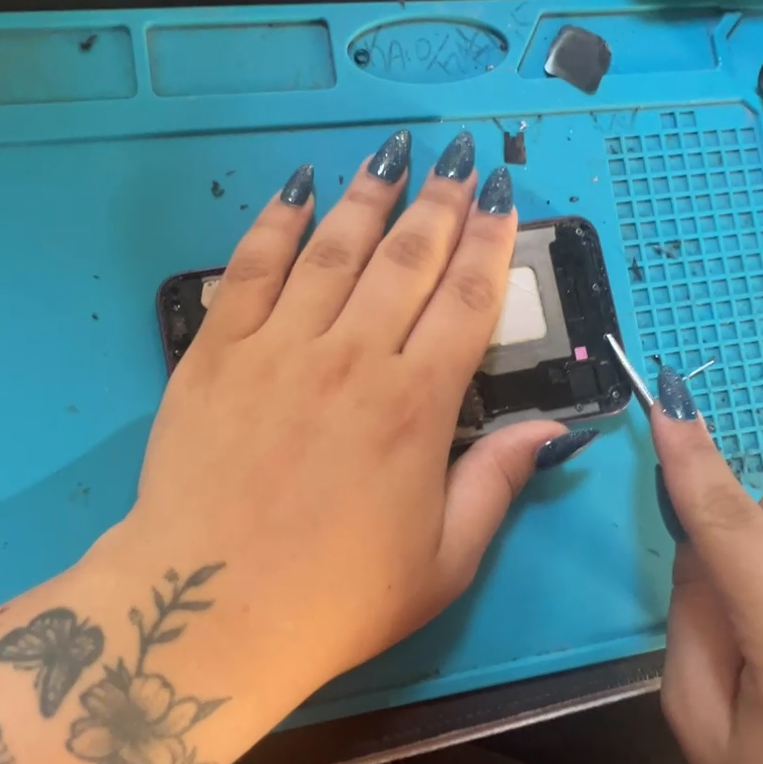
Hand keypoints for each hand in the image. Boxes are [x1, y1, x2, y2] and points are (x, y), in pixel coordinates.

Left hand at [119, 130, 577, 684]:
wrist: (208, 611)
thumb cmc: (335, 600)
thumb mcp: (442, 564)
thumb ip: (497, 486)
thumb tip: (554, 430)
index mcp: (416, 408)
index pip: (468, 302)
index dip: (493, 243)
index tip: (506, 198)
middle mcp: (352, 359)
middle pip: (408, 260)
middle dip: (441, 203)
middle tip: (461, 159)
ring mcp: (278, 348)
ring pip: (334, 250)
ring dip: (369, 196)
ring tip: (393, 152)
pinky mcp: (216, 352)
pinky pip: (251, 268)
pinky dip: (277, 222)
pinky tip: (299, 188)